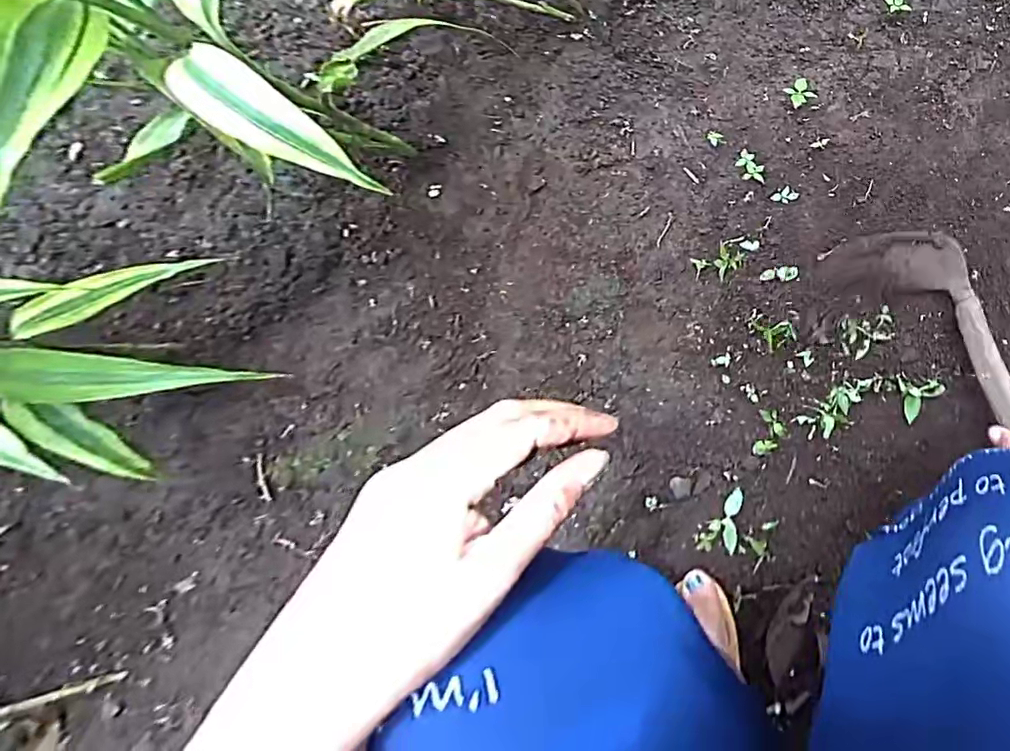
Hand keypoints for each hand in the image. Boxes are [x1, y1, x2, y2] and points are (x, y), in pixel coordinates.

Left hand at [188, 399, 615, 750]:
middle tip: (595, 423)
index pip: (526, 427)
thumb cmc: (390, 645)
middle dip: (555, 413)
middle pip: (499, 416)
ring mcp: (391, 487)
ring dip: (526, 425)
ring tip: (565, 438)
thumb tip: (592, 463)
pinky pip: (452, 451)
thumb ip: (548, 507)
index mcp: (439, 484)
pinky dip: (496, 443)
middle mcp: (411, 474)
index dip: (576, 421)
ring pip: (474, 430)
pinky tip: (511, 464)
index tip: (609, 426)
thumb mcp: (491, 574)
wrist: (296, 701)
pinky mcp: (381, 504)